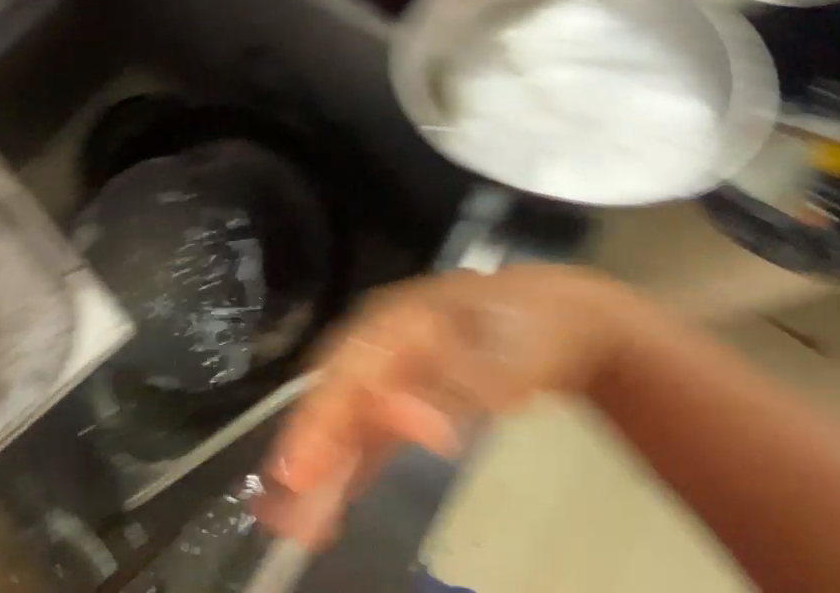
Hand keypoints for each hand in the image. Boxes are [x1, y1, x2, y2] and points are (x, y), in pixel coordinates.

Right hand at [258, 266, 638, 546]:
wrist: (555, 317)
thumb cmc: (531, 329)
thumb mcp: (510, 352)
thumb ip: (463, 386)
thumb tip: (421, 428)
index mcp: (399, 320)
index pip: (349, 370)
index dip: (320, 420)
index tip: (298, 471)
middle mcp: (379, 343)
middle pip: (334, 394)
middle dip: (307, 451)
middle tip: (284, 513)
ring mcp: (386, 371)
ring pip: (343, 419)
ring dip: (319, 467)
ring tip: (291, 523)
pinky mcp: (398, 399)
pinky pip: (364, 435)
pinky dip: (346, 470)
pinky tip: (327, 509)